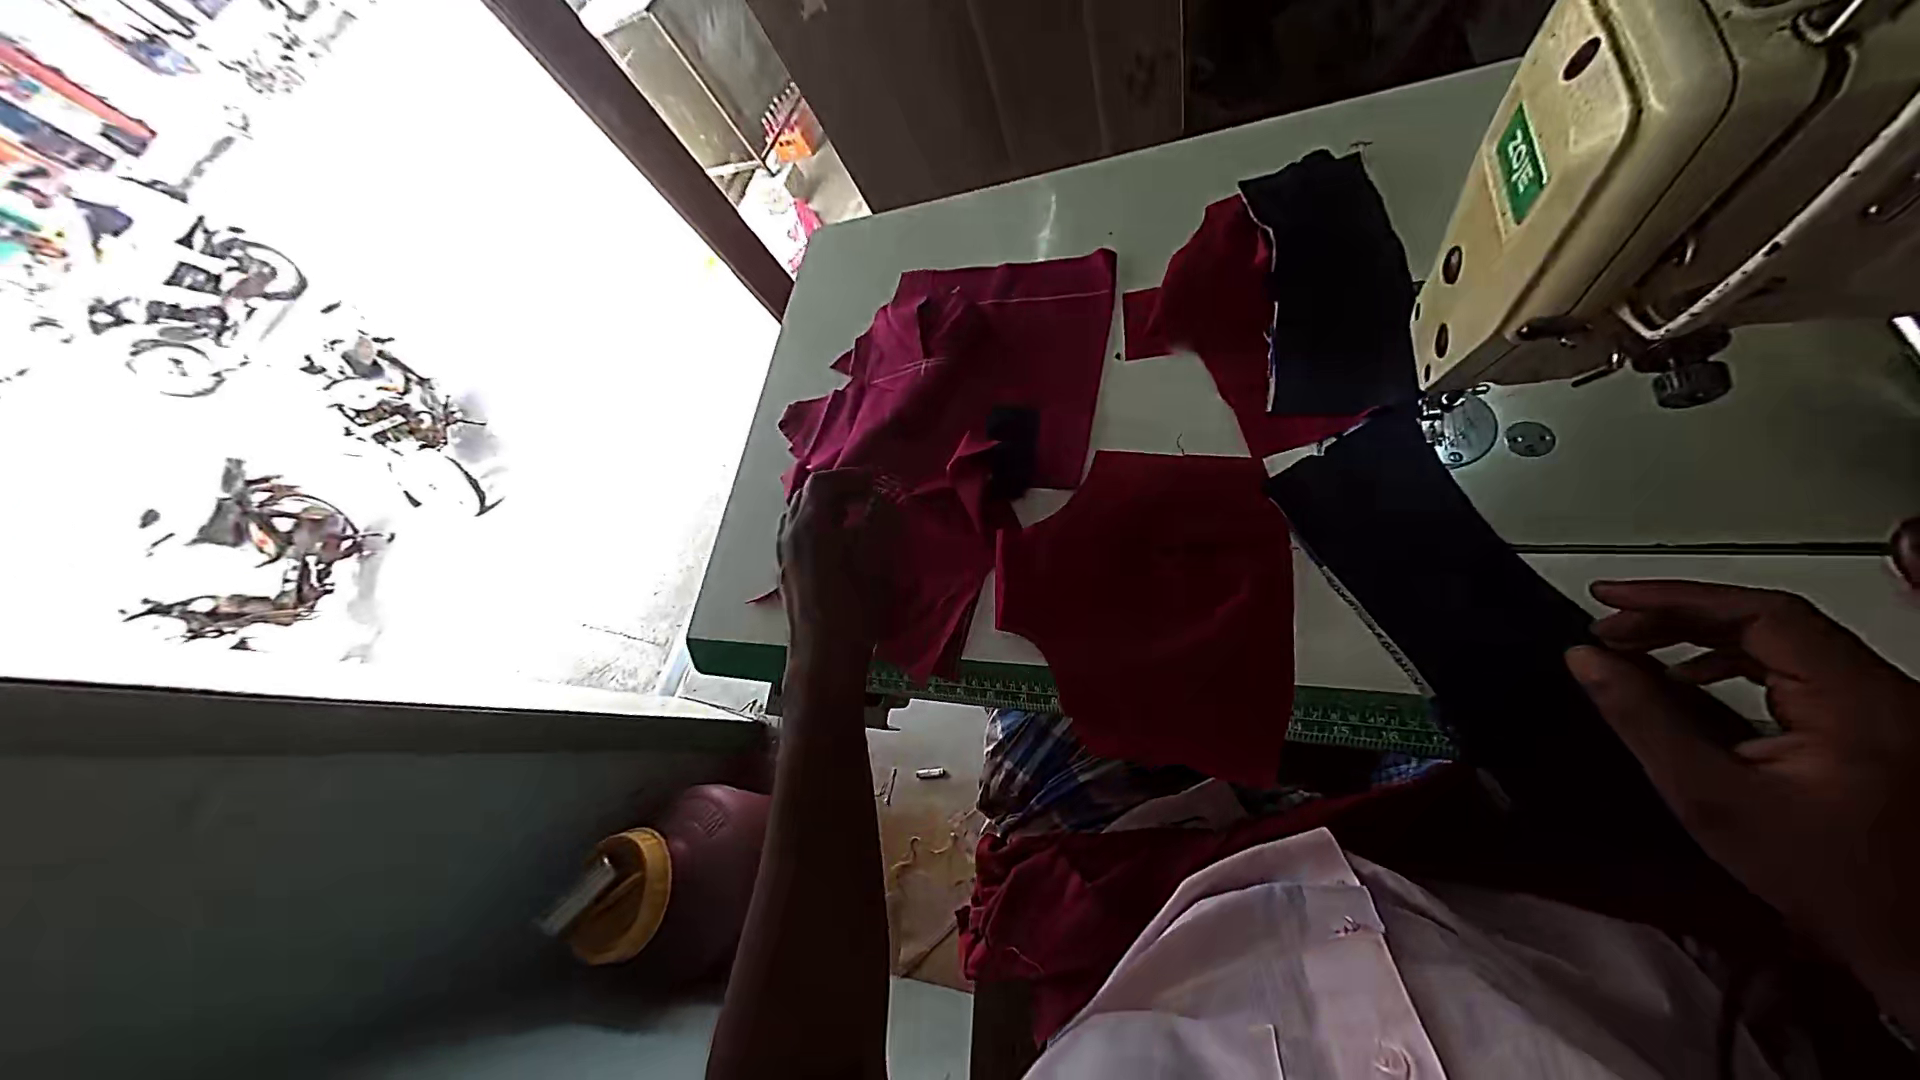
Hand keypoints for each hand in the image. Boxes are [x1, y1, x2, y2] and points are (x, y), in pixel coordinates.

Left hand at [778, 469, 894, 665]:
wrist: (825, 654)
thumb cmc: (854, 609)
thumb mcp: (876, 561)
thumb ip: (878, 522)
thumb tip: (880, 500)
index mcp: (810, 527)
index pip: (823, 482)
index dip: (852, 476)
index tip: (877, 482)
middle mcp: (790, 534)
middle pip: (807, 493)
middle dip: (838, 487)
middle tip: (867, 494)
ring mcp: (785, 553)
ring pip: (800, 513)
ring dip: (826, 506)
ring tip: (854, 515)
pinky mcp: (787, 570)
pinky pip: (799, 532)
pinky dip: (819, 524)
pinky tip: (840, 541)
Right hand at [1565, 580, 1919, 1020]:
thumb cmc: (1818, 876)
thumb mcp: (1709, 796)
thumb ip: (1642, 718)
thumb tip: (1583, 657)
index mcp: (1859, 706)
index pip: (1764, 615)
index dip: (1676, 596)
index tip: (1604, 596)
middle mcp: (1887, 694)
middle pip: (1772, 621)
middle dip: (1678, 615)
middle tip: (1605, 629)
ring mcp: (1890, 709)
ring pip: (1783, 641)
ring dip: (1699, 635)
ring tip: (1631, 647)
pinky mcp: (1881, 725)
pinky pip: (1797, 668)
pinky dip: (1730, 659)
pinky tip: (1687, 677)